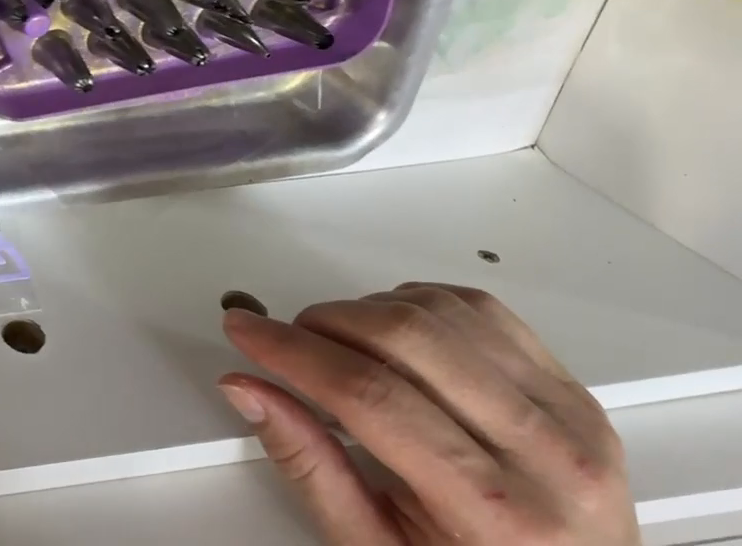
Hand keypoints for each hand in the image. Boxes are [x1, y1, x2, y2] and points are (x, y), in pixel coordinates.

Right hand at [220, 283, 637, 543]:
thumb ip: (306, 465)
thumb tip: (246, 388)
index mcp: (496, 512)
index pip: (370, 395)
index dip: (291, 349)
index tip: (244, 329)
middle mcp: (548, 457)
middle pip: (405, 338)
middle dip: (321, 322)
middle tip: (284, 339)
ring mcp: (569, 417)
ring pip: (438, 311)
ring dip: (363, 309)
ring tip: (337, 344)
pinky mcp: (571, 390)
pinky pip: (480, 309)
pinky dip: (416, 303)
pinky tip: (390, 335)